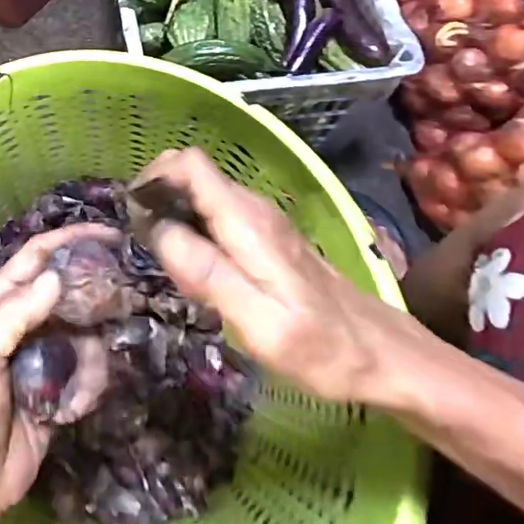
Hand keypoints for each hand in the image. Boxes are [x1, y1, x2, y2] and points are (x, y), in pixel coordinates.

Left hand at [0, 224, 109, 523]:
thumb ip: (13, 314)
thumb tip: (55, 277)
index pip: (36, 256)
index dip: (70, 239)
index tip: (111, 234)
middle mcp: (20, 320)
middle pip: (67, 291)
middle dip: (94, 296)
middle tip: (122, 302)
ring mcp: (41, 352)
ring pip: (84, 332)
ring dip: (90, 358)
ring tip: (74, 390)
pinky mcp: (58, 384)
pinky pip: (88, 369)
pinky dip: (88, 386)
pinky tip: (69, 410)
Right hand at [128, 148, 416, 406]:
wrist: (388, 359)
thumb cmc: (324, 350)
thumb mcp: (262, 325)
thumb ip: (208, 275)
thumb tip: (159, 231)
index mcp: (247, 223)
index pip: (188, 164)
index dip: (153, 176)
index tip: (134, 213)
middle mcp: (254, 209)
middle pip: (190, 172)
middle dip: (156, 195)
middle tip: (144, 242)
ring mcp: (262, 220)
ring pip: (200, 191)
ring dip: (171, 211)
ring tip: (164, 258)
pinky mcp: (267, 235)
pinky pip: (214, 211)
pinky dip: (191, 225)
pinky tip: (194, 266)